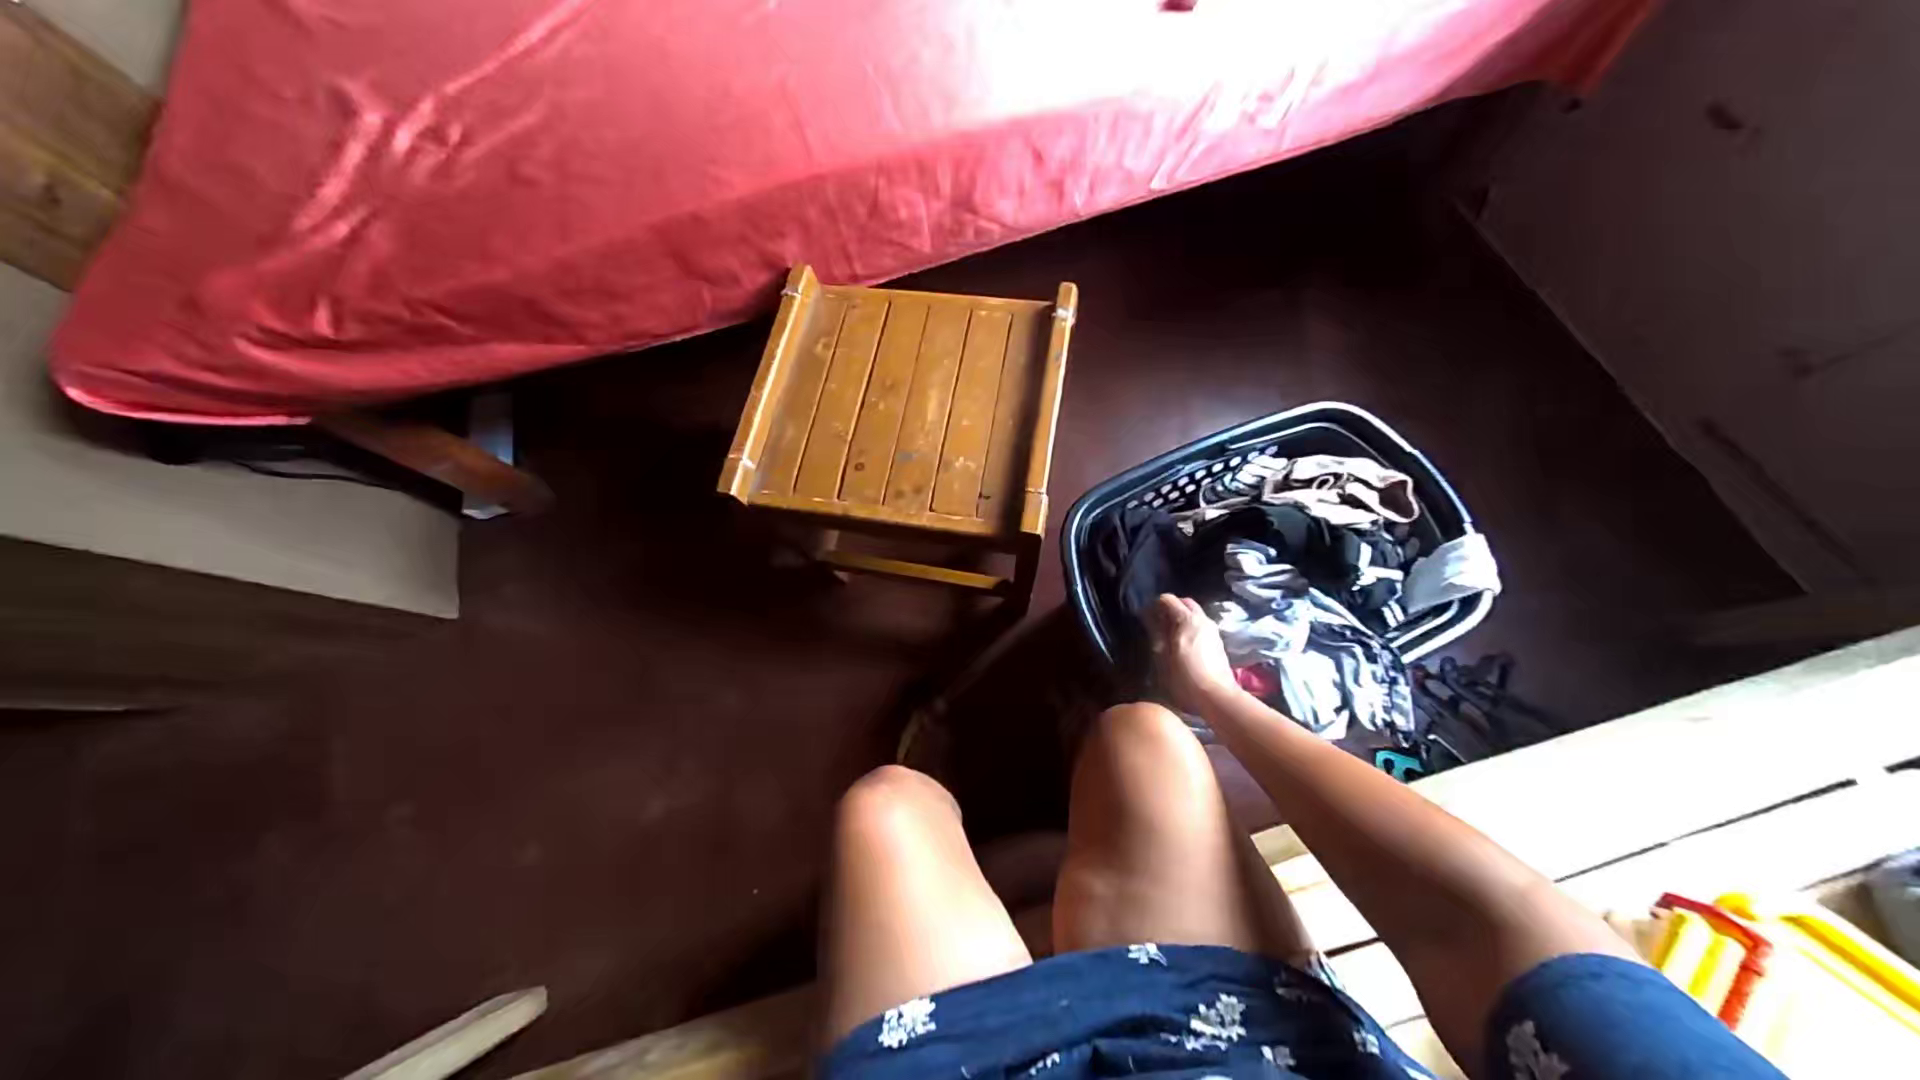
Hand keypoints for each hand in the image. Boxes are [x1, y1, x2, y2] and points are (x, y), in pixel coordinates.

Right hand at [1148, 593, 1240, 714]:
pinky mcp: (1218, 642)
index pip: (1168, 599)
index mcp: (1187, 619)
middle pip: (1184, 603)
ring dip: (1181, 617)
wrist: (1216, 697)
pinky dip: (1190, 627)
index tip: (1146, 617)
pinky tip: (1182, 644)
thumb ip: (1156, 633)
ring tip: (1168, 634)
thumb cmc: (1184, 677)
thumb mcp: (1162, 656)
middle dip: (1170, 607)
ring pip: (1195, 614)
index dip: (1154, 605)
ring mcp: (1213, 630)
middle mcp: (1202, 619)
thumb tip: (1149, 619)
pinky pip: (1200, 626)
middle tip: (1157, 622)